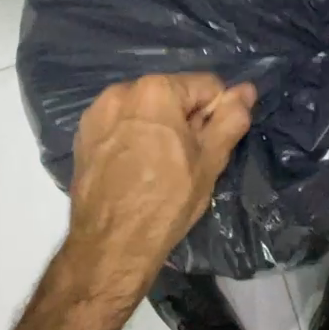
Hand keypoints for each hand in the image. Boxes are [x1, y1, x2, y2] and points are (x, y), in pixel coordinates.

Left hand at [66, 73, 257, 288]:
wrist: (111, 243)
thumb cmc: (167, 200)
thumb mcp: (210, 160)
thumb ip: (230, 119)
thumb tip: (246, 90)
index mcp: (156, 89)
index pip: (207, 86)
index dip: (217, 115)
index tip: (210, 147)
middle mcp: (121, 91)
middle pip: (172, 95)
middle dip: (185, 120)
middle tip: (187, 161)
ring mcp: (97, 113)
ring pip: (145, 111)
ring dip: (158, 128)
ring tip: (160, 168)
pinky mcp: (83, 135)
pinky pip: (120, 126)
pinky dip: (132, 138)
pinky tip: (135, 170)